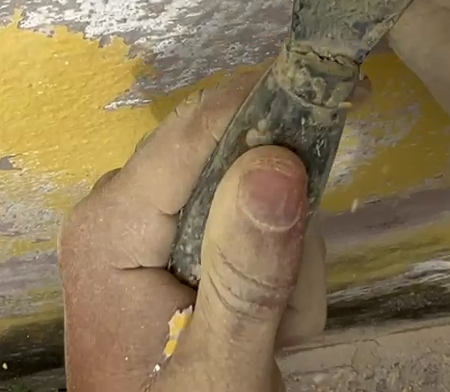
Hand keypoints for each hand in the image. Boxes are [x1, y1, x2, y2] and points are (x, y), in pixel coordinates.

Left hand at [59, 76, 326, 391]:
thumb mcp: (220, 371)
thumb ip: (246, 274)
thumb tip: (275, 161)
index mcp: (110, 224)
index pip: (194, 132)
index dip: (265, 101)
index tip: (339, 86)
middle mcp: (118, 206)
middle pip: (224, 157)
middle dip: (277, 223)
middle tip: (292, 308)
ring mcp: (143, 222)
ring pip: (245, 190)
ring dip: (281, 259)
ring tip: (275, 337)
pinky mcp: (168, 239)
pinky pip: (240, 219)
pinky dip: (271, 268)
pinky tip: (262, 328)